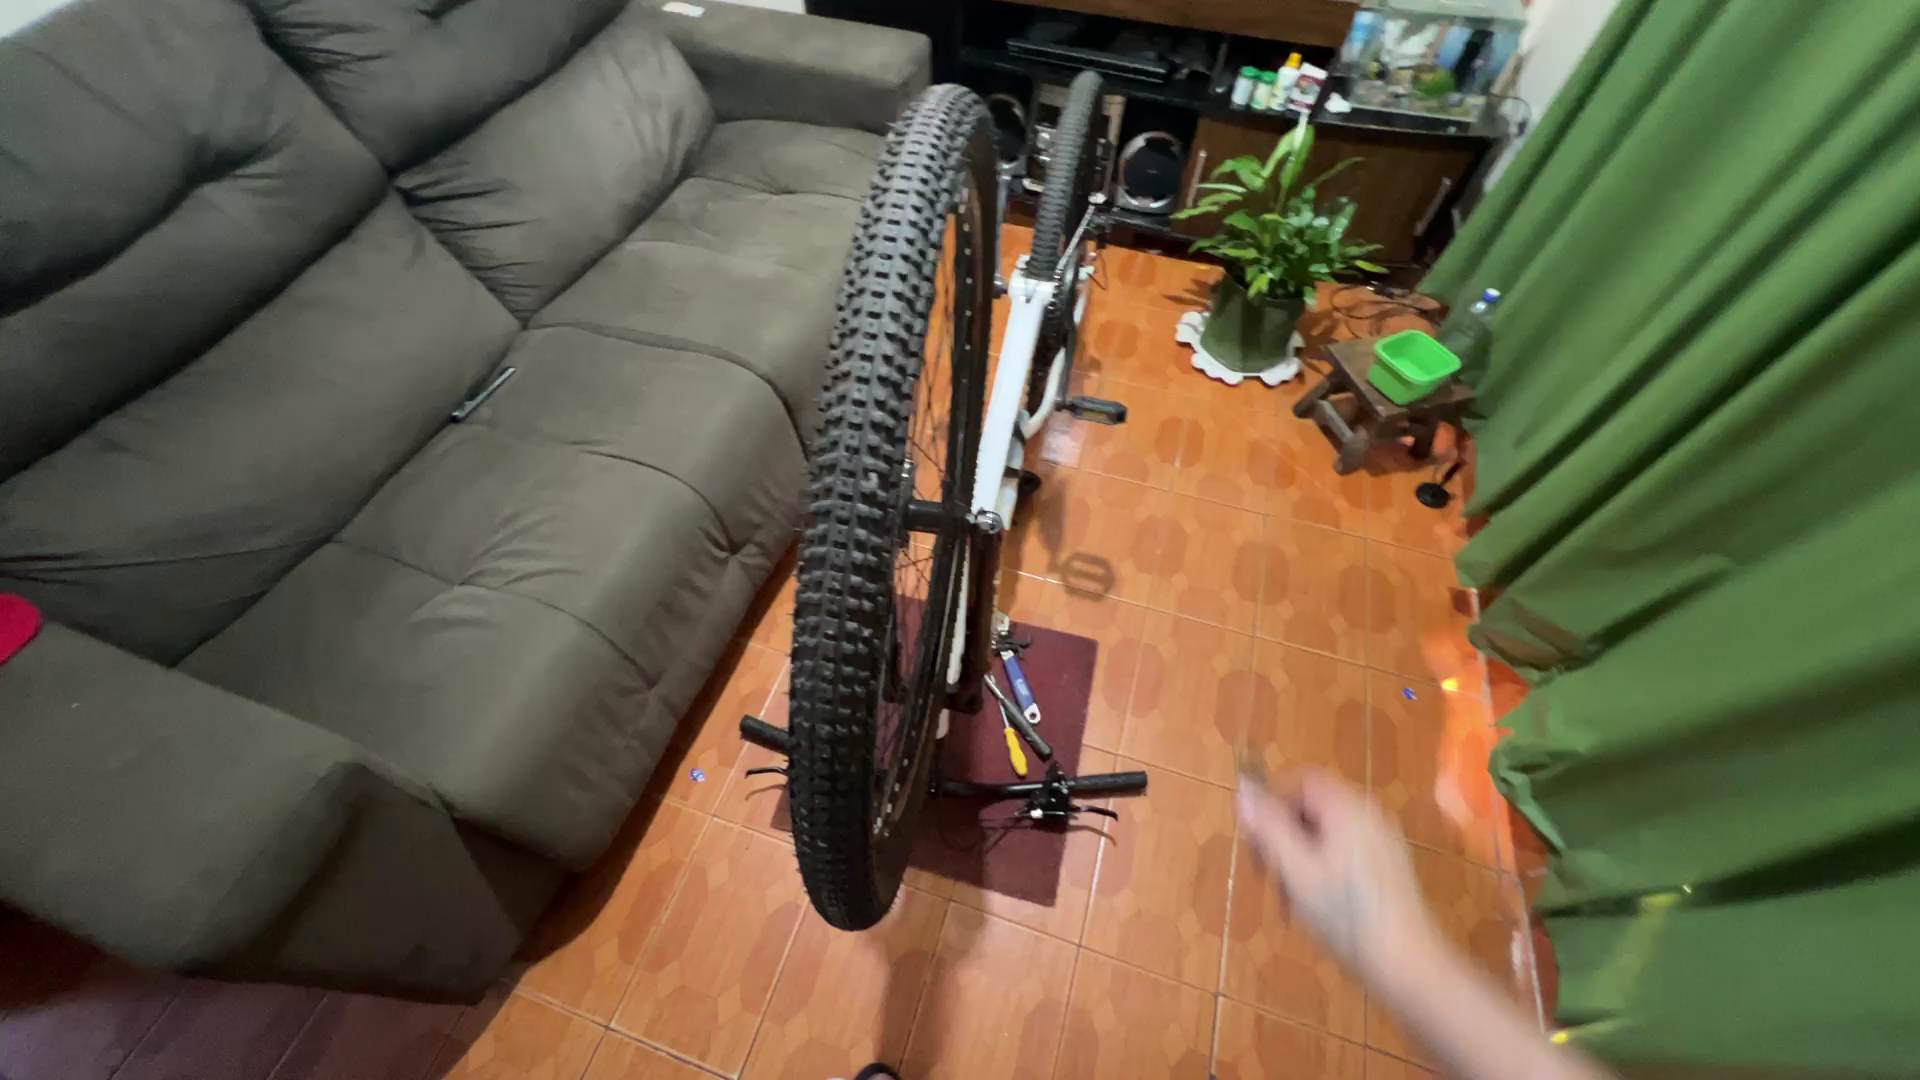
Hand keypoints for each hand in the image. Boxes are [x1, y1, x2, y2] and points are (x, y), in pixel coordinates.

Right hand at [1236, 769, 1436, 981]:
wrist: (1412, 970)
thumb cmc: (1347, 915)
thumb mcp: (1295, 869)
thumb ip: (1267, 825)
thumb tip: (1242, 788)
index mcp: (1347, 807)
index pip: (1300, 780)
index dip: (1271, 801)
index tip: (1255, 836)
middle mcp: (1367, 815)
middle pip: (1309, 807)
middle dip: (1281, 836)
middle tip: (1265, 873)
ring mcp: (1381, 841)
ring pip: (1322, 833)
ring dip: (1296, 858)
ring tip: (1287, 900)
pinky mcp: (1387, 867)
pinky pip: (1341, 852)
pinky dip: (1319, 869)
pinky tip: (1313, 907)